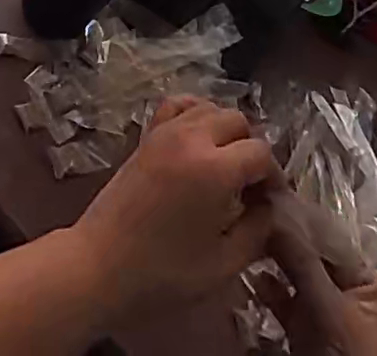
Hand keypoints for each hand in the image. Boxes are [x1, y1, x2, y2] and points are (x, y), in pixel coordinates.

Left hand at [68, 96, 279, 318]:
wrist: (103, 260)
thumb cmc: (165, 270)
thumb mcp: (224, 262)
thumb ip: (257, 230)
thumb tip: (269, 208)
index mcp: (215, 168)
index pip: (261, 152)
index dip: (273, 175)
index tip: (270, 200)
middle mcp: (191, 137)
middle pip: (237, 120)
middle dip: (251, 147)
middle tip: (250, 183)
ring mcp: (165, 131)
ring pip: (208, 107)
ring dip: (224, 128)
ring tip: (226, 164)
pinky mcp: (147, 134)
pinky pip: (176, 105)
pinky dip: (193, 112)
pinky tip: (198, 138)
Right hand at [255, 193, 376, 355]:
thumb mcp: (333, 311)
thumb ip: (302, 261)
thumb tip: (270, 206)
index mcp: (362, 278)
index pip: (323, 231)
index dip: (291, 211)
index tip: (256, 190)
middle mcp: (340, 287)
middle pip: (302, 250)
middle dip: (273, 232)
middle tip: (239, 208)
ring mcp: (318, 310)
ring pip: (286, 272)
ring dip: (262, 256)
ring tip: (234, 234)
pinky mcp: (299, 330)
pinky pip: (276, 299)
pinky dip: (259, 285)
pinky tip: (239, 271)